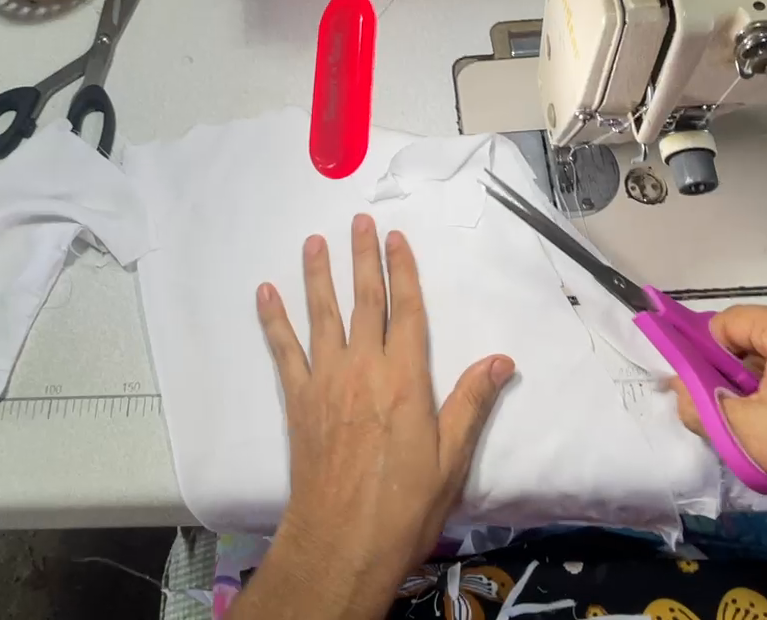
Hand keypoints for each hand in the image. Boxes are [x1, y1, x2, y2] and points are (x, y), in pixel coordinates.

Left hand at [251, 214, 514, 613]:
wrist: (341, 543)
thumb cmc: (403, 505)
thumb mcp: (450, 459)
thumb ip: (472, 403)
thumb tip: (501, 359)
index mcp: (404, 378)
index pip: (407, 310)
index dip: (403, 271)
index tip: (397, 238)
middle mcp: (364, 367)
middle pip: (365, 301)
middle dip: (363, 258)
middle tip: (358, 222)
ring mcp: (326, 380)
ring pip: (322, 315)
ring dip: (318, 275)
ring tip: (314, 242)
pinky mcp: (299, 399)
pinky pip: (284, 350)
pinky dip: (273, 319)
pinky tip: (264, 292)